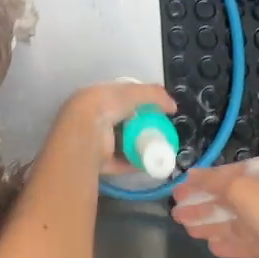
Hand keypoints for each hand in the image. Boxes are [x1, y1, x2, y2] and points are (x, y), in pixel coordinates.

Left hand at [51, 80, 176, 174]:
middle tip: (158, 131)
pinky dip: (134, 163)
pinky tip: (149, 164)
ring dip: (136, 146)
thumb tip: (173, 106)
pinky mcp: (99, 161)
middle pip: (121, 122)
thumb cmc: (107, 105)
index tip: (153, 110)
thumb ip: (154, 94)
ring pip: (120, 143)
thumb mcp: (133, 92)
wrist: (85, 131)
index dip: (137, 102)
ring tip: (156, 148)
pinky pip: (120, 162)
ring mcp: (95, 140)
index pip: (119, 98)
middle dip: (138, 126)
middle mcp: (95, 117)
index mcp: (98, 97)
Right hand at [171, 159, 258, 257]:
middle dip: (200, 204)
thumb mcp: (240, 191)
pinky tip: (211, 246)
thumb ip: (214, 183)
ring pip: (232, 220)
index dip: (199, 181)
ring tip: (187, 228)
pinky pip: (244, 240)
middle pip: (225, 197)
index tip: (176, 189)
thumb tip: (192, 176)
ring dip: (209, 223)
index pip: (222, 173)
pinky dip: (227, 241)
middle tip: (176, 212)